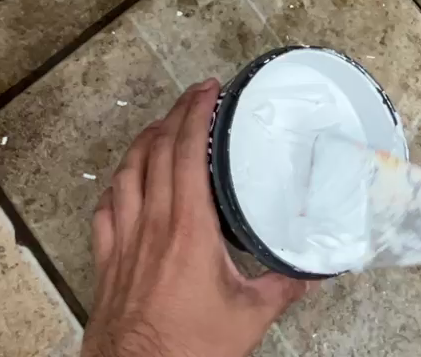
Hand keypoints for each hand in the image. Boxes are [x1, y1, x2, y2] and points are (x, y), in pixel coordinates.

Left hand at [82, 79, 309, 356]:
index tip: (209, 90)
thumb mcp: (248, 318)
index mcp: (188, 225)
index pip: (187, 150)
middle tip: (195, 96)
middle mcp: (152, 220)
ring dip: (145, 140)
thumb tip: (315, 268)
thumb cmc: (190, 347)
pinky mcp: (105, 258)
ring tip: (163, 125)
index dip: (196, 113)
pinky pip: (105, 207)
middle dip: (175, 113)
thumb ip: (283, 286)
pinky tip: (125, 180)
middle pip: (157, 148)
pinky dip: (117, 183)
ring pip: (127, 170)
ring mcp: (123, 237)